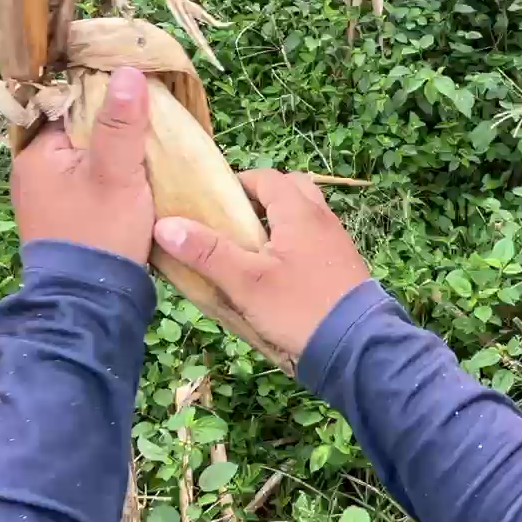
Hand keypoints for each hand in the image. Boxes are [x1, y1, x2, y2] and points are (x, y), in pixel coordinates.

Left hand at [11, 67, 153, 265]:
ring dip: (116, 152)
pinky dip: (111, 175)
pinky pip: (89, 180)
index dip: (107, 96)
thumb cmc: (101, 230)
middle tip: (153, 125)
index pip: (71, 104)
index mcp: (36, 154)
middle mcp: (33, 171)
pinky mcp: (64, 217)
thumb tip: (126, 70)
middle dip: (114, 125)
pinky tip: (137, 180)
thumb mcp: (117, 172)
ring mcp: (47, 197)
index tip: (142, 97)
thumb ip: (121, 123)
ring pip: (87, 156)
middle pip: (80, 129)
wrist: (90, 299)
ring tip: (151, 151)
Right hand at [153, 169, 369, 362]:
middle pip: (291, 189)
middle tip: (234, 223)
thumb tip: (166, 225)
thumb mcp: (246, 282)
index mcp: (300, 212)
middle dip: (261, 199)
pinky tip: (277, 272)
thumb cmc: (298, 307)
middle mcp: (322, 218)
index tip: (214, 203)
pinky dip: (294, 242)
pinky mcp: (342, 264)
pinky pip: (315, 238)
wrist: (355, 344)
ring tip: (251, 250)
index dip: (239, 184)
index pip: (267, 178)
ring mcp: (336, 240)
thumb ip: (207, 252)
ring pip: (305, 214)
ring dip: (278, 222)